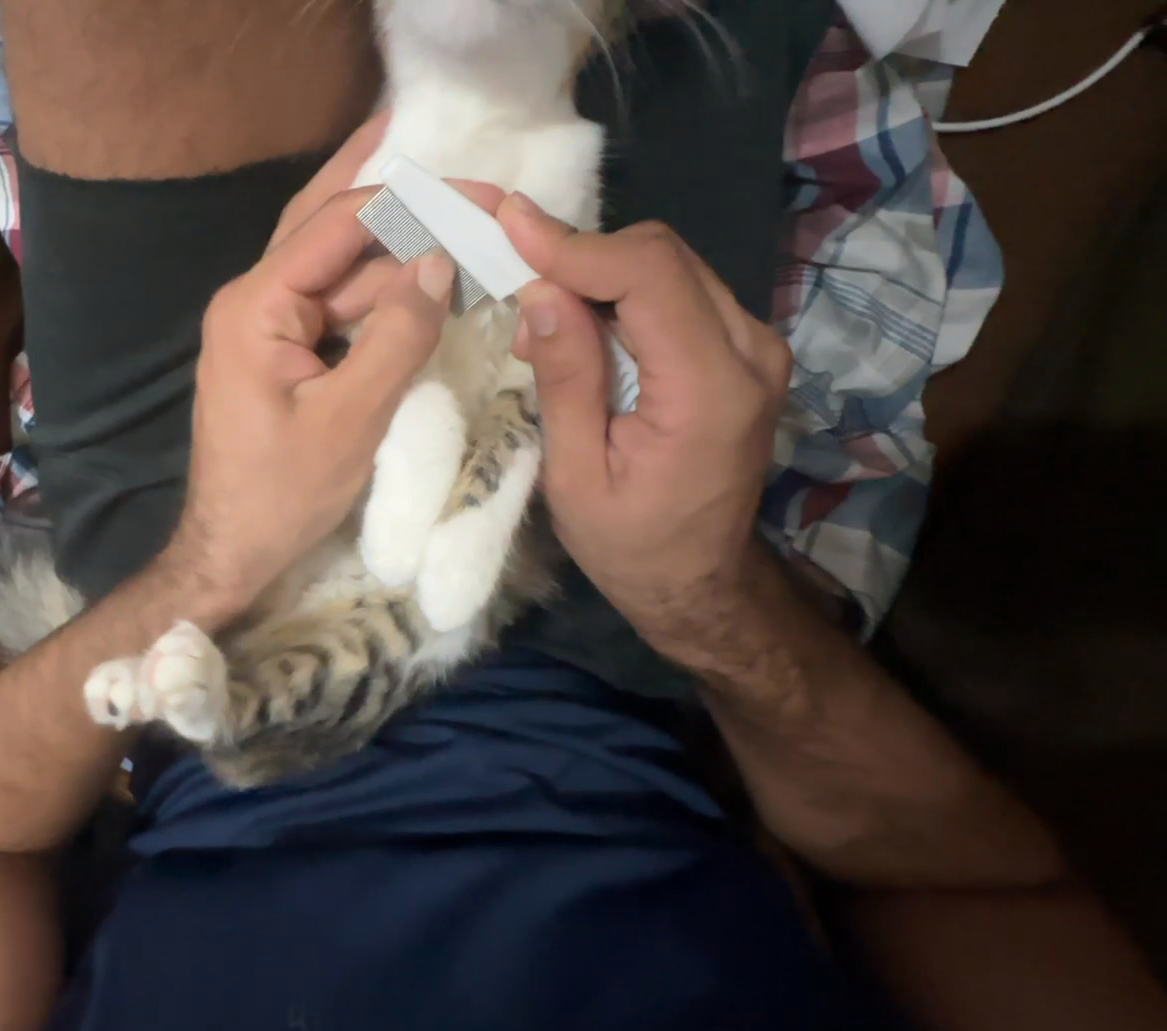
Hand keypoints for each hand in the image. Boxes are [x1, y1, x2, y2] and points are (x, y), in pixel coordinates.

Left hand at [165, 189, 456, 611]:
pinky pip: (334, 309)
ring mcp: (265, 328)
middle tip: (447, 145)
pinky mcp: (281, 355)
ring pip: (336, 270)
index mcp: (256, 305)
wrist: (232, 547)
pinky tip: (417, 269)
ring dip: (393, 247)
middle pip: (328, 229)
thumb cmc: (282, 492)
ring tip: (454, 208)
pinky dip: (377, 293)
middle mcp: (253, 301)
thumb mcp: (350, 417)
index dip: (412, 201)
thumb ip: (398, 334)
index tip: (479, 192)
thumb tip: (440, 258)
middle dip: (391, 194)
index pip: (338, 225)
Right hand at [496, 195, 792, 667]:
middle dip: (577, 253)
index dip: (572, 243)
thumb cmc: (627, 543)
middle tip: (509, 276)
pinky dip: (617, 296)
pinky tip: (577, 331)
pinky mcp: (740, 352)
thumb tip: (540, 293)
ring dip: (594, 275)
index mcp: (708, 389)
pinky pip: (674, 293)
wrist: (697, 579)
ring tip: (538, 323)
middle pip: (661, 256)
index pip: (646, 276)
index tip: (507, 222)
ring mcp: (753, 347)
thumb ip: (566, 380)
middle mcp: (749, 351)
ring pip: (667, 266)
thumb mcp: (575, 475)